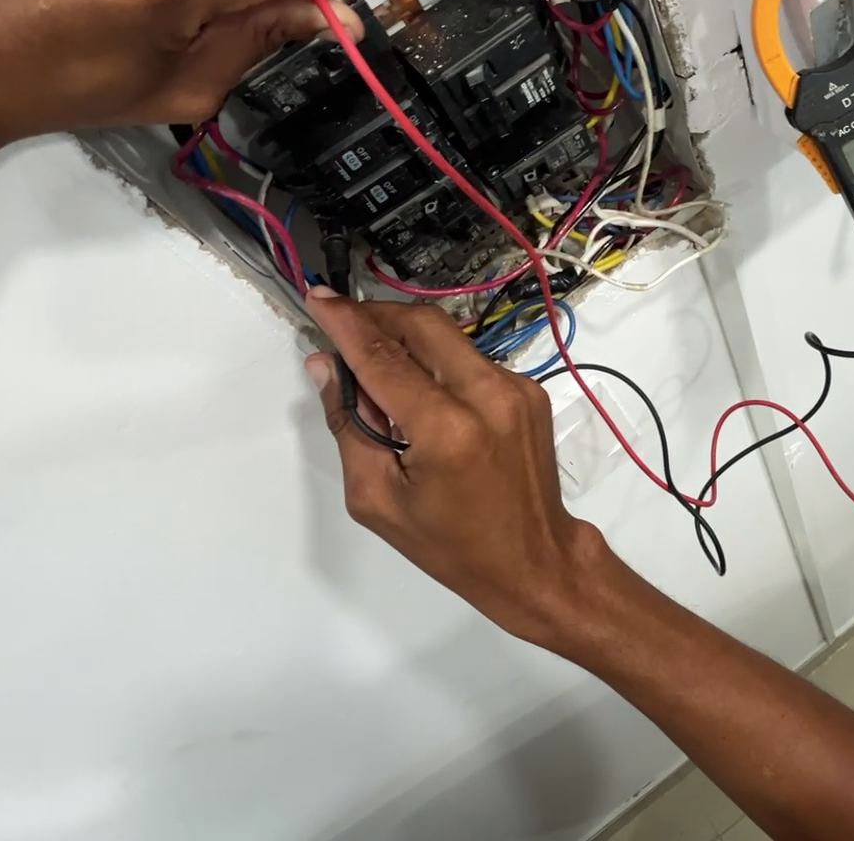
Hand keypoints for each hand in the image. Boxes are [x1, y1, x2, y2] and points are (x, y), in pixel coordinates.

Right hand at [302, 291, 609, 646]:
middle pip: (425, 325)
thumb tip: (327, 367)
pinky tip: (421, 391)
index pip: (384, 359)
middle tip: (343, 320)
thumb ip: (350, 426)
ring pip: (451, 338)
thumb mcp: (379, 499)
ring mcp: (517, 389)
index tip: (320, 297)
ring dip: (408, 338)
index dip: (346, 324)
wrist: (532, 557)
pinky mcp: (530, 390)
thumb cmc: (450, 544)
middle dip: (379, 314)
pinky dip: (440, 363)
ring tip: (377, 363)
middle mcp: (489, 395)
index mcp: (448, 429)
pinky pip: (473, 360)